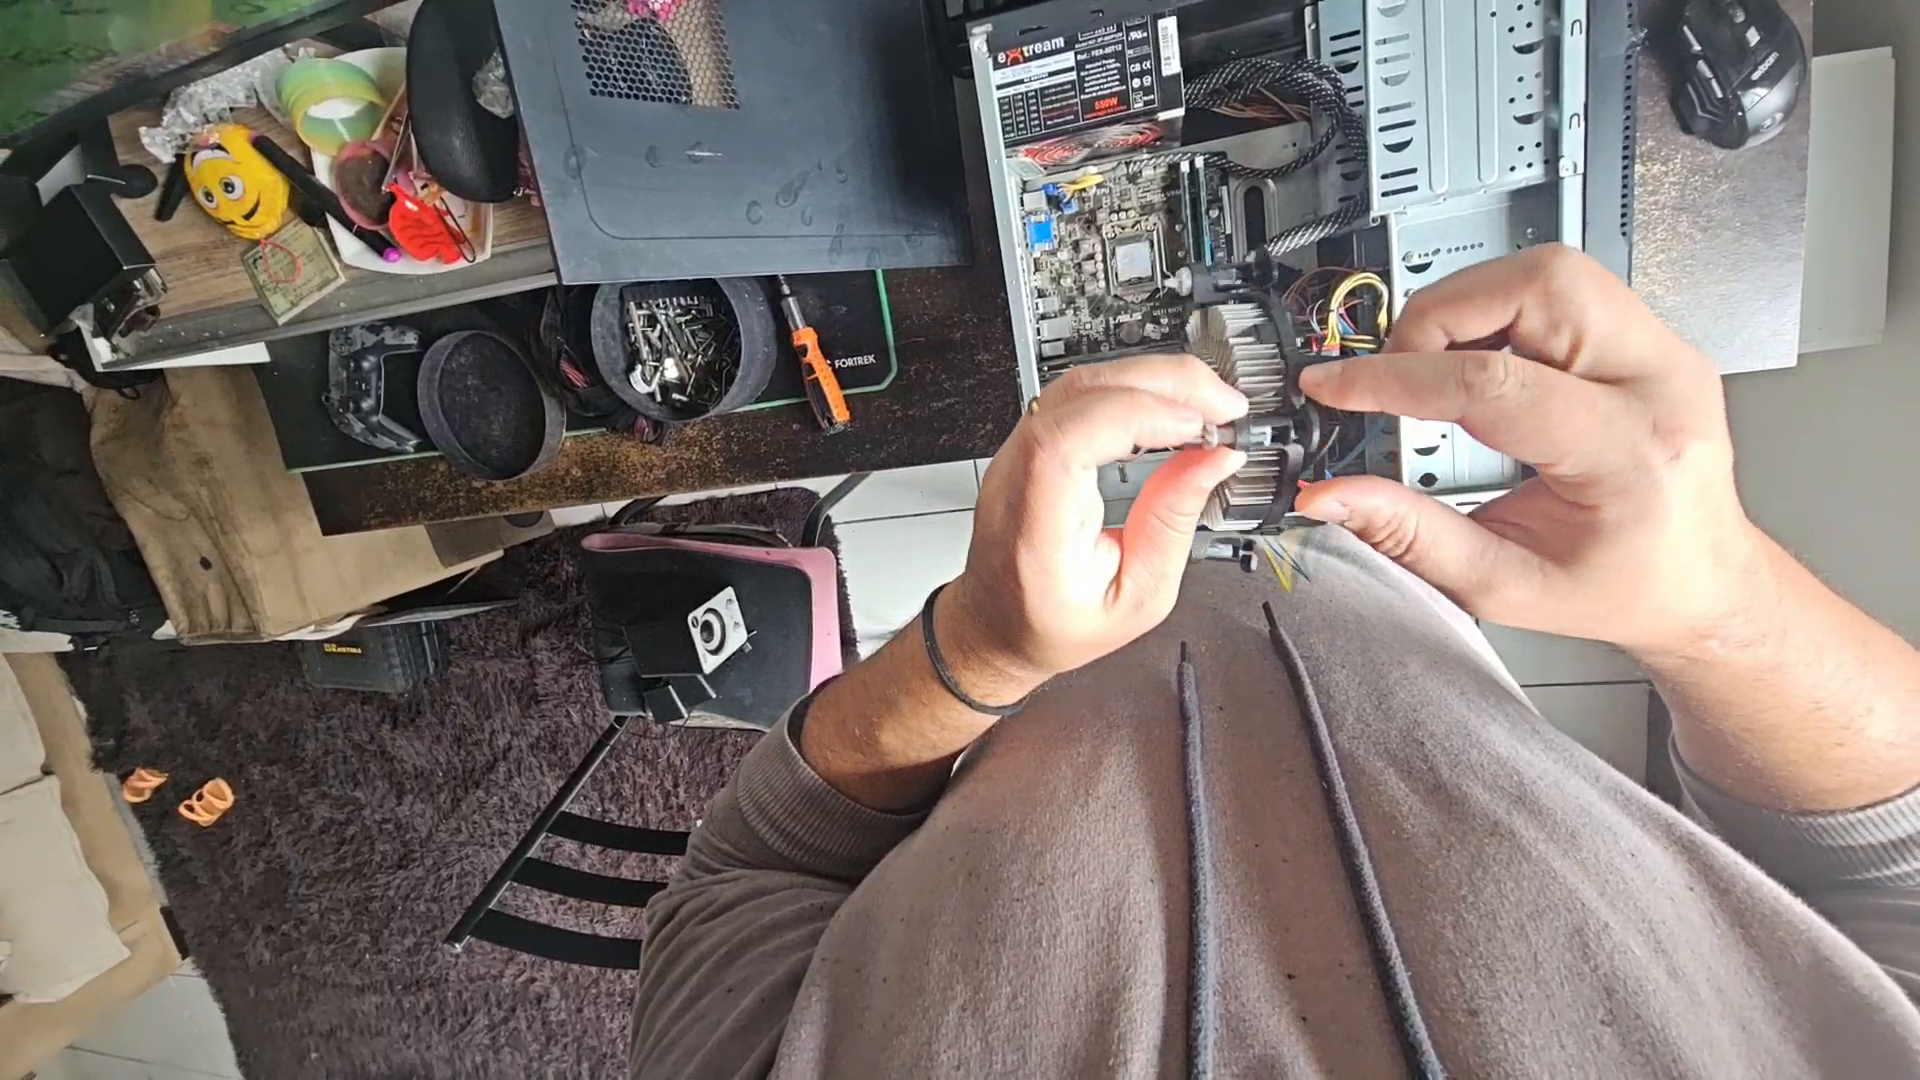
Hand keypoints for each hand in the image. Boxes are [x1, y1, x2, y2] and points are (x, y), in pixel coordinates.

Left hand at [941, 355, 1248, 692]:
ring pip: (1078, 383)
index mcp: (1036, 535)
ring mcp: (1014, 458)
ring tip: (1207, 403)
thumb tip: (1215, 459)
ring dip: (1151, 380)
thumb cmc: (1055, 625)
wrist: (1001, 625)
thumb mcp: (1136, 599)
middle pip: (1077, 394)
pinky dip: (1131, 390)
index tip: (1197, 427)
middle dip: (1162, 384)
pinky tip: (1169, 406)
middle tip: (1223, 405)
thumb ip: (1173, 524)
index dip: (1134, 416)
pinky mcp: (1027, 447)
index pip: (1065, 442)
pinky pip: (1077, 396)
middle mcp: (1015, 483)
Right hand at [1294, 245, 1767, 659]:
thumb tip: (1329, 496)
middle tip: (1390, 371)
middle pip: (1537, 286)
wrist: (1694, 580)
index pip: (1493, 381)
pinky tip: (1460, 362)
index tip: (1332, 386)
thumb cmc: (1615, 588)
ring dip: (1459, 307)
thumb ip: (1406, 535)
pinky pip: (1551, 289)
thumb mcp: (1498, 583)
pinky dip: (1484, 312)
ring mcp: (1656, 351)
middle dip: (1435, 318)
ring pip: (1543, 272)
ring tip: (1423, 367)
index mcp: (1628, 453)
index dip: (1393, 379)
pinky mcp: (1637, 340)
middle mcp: (1658, 382)